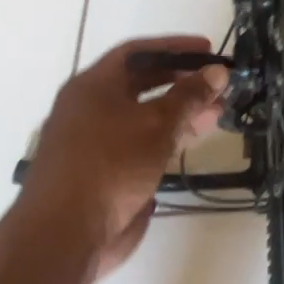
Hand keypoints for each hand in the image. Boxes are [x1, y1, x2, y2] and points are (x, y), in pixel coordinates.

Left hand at [19, 36, 228, 283]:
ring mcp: (93, 142)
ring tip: (216, 114)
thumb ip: (190, 96)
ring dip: (179, 112)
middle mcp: (88, 109)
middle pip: (141, 84)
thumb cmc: (109, 166)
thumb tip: (218, 72)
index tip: (208, 50)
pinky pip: (139, 143)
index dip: (175, 48)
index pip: (137, 53)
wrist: (64, 235)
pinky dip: (166, 137)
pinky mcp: (102, 172)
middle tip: (216, 85)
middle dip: (182, 82)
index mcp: (92, 87)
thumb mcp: (157, 124)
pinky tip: (190, 142)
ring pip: (143, 116)